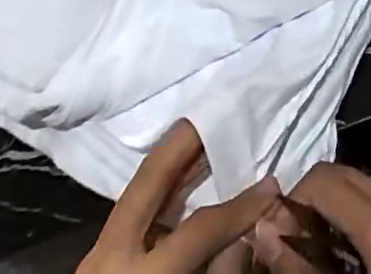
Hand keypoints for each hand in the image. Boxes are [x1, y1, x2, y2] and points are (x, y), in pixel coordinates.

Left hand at [76, 120, 280, 273]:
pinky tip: (186, 183)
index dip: (241, 206)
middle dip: (183, 143)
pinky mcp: (98, 261)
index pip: (199, 228)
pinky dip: (163, 191)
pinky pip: (134, 212)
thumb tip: (249, 228)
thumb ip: (221, 273)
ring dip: (173, 162)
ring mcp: (97, 257)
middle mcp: (111, 258)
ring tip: (208, 136)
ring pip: (136, 190)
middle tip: (218, 113)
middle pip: (147, 181)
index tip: (273, 184)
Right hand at [248, 163, 370, 273]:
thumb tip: (260, 231)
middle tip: (289, 238)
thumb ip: (300, 269)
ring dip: (328, 202)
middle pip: (338, 173)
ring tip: (313, 243)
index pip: (322, 181)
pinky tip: (343, 243)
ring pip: (355, 178)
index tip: (275, 234)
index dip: (291, 202)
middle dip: (307, 199)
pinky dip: (350, 207)